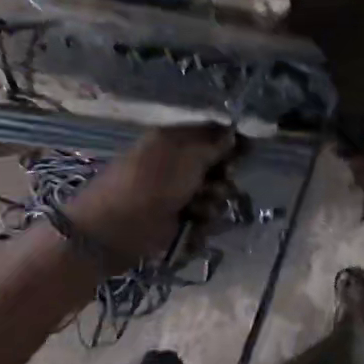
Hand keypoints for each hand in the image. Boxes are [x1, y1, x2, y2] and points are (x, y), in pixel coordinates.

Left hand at [66, 124, 236, 256]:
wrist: (115, 229)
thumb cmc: (150, 184)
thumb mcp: (185, 156)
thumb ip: (214, 145)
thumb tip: (234, 133)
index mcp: (175, 141)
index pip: (213, 134)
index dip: (232, 142)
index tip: (248, 151)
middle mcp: (178, 165)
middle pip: (219, 166)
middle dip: (223, 177)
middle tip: (215, 184)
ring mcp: (178, 193)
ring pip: (215, 195)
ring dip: (212, 202)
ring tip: (197, 208)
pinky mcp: (178, 220)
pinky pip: (205, 218)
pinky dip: (202, 223)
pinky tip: (191, 224)